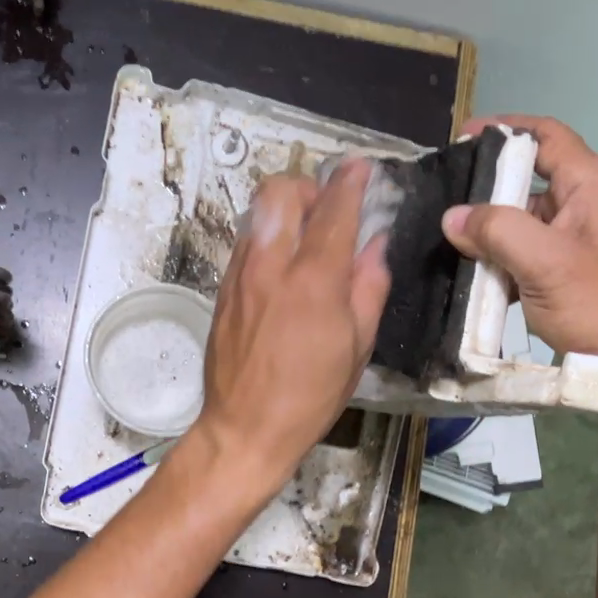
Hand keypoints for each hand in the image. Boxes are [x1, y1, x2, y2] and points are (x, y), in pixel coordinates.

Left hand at [192, 160, 389, 492]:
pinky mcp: (222, 292)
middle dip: (309, 187)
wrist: (244, 429)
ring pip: (257, 214)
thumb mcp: (357, 348)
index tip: (361, 169)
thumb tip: (375, 246)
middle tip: (327, 210)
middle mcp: (271, 266)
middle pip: (281, 191)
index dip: (351, 181)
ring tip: (304, 239)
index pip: (334, 209)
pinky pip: (245, 245)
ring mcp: (239, 277)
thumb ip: (369, 288)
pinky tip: (281, 269)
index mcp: (314, 280)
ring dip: (285, 212)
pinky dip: (266, 239)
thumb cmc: (309, 398)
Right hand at [442, 116, 597, 371]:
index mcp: (596, 185)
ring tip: (458, 250)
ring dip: (495, 236)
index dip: (505, 131)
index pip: (547, 137)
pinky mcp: (578, 269)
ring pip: (529, 222)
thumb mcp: (544, 262)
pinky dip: (507, 262)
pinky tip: (483, 281)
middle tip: (449, 209)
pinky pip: (534, 252)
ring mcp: (587, 238)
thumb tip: (451, 216)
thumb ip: (496, 231)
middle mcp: (594, 202)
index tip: (462, 140)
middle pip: (533, 182)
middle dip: (490, 196)